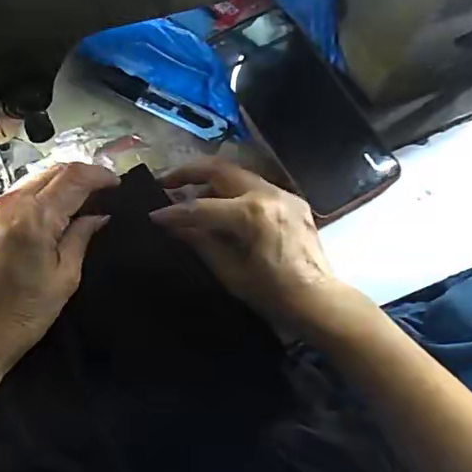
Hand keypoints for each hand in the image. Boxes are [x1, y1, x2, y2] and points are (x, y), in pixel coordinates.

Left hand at [0, 162, 118, 367]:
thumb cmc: (26, 312)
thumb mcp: (65, 277)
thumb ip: (81, 237)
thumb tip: (100, 215)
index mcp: (35, 217)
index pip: (74, 177)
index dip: (100, 175)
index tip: (119, 185)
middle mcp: (14, 202)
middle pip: (56, 170)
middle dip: (85, 175)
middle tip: (107, 191)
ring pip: (40, 176)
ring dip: (66, 181)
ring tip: (89, 198)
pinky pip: (25, 189)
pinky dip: (47, 190)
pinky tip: (62, 206)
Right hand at [151, 157, 367, 338]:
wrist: (318, 301)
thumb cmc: (272, 294)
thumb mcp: (230, 273)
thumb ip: (201, 242)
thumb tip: (174, 226)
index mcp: (252, 214)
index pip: (201, 207)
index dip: (173, 212)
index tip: (153, 216)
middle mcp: (268, 194)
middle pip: (220, 170)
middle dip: (189, 173)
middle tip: (165, 182)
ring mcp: (284, 195)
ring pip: (238, 175)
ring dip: (210, 181)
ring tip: (188, 194)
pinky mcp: (292, 201)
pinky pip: (255, 187)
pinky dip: (233, 192)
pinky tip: (220, 207)